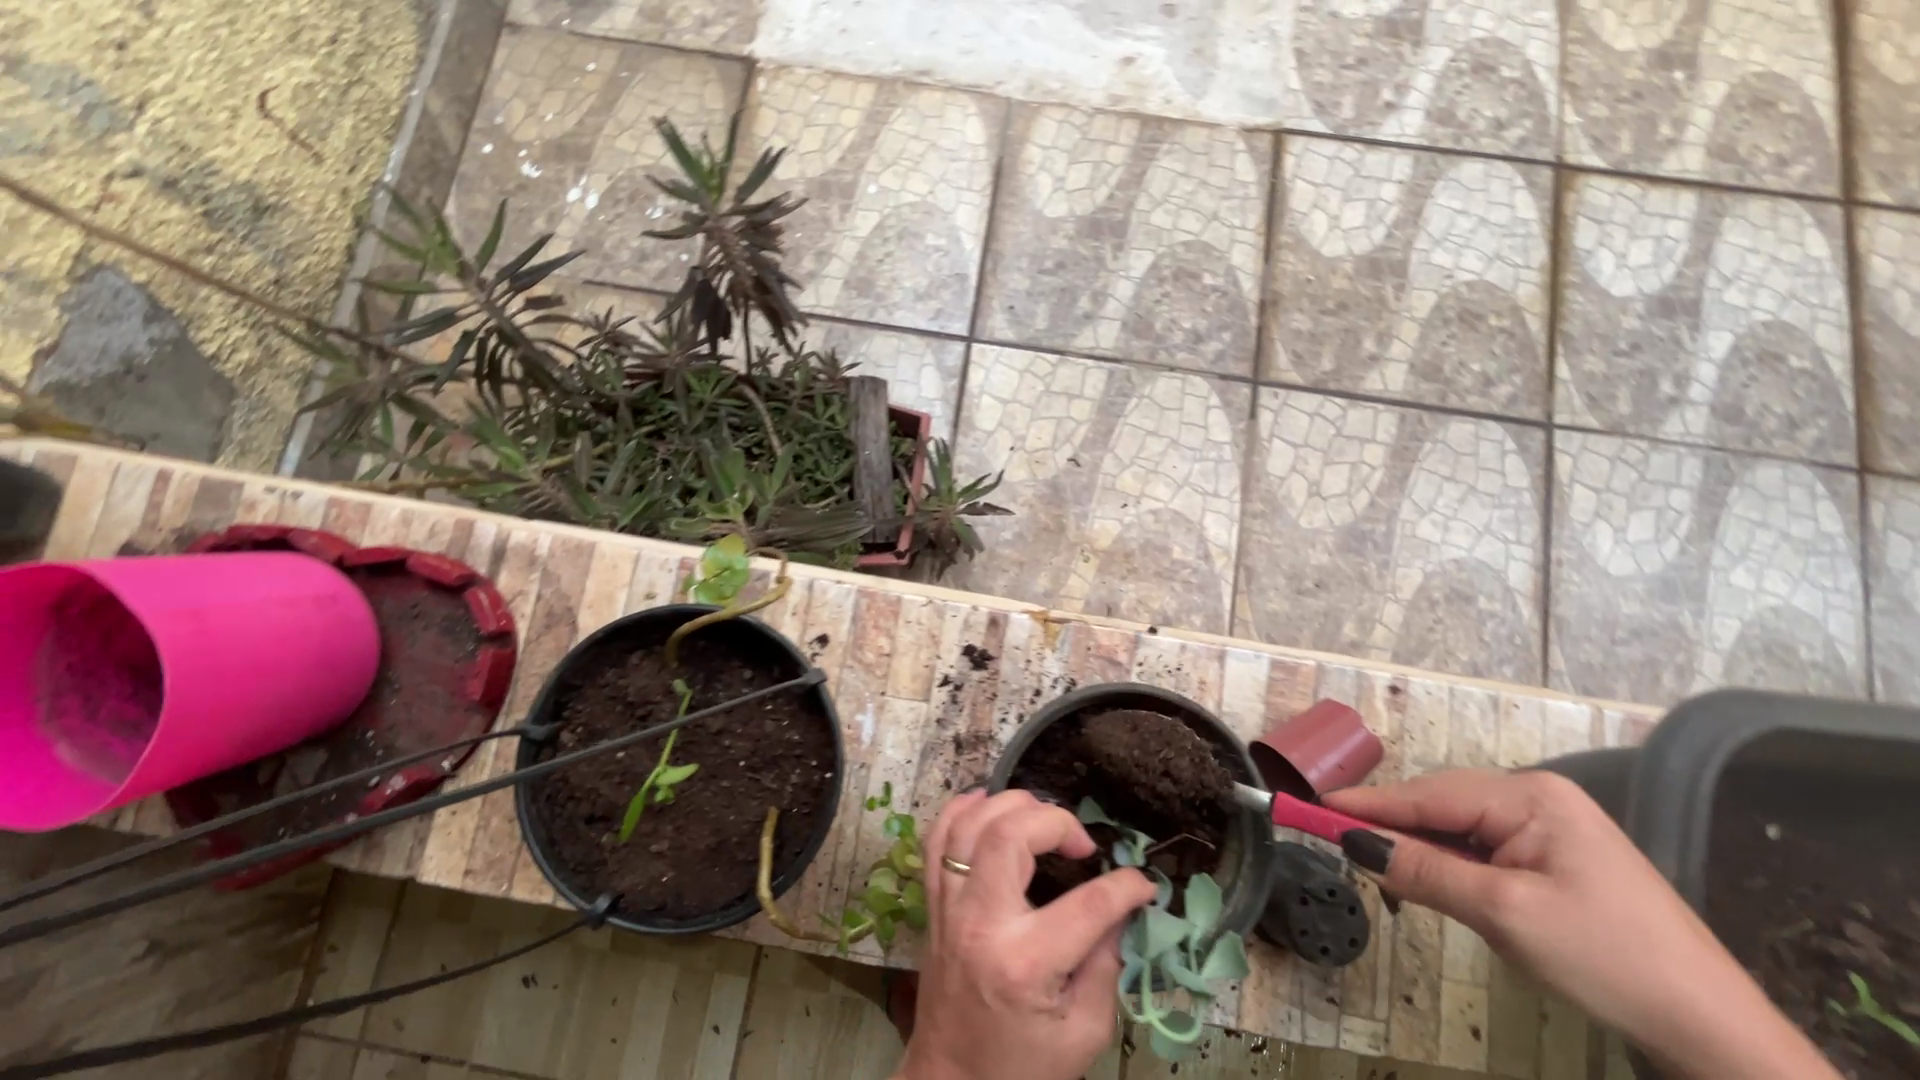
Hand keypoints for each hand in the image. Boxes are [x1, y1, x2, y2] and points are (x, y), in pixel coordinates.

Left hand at [893, 790, 1156, 1079]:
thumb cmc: (1022, 1066)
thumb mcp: (1084, 1032)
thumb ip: (1106, 965)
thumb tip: (1121, 909)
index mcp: (1023, 964)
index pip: (1086, 904)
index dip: (1126, 886)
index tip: (1142, 884)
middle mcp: (979, 924)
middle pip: (1008, 836)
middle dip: (1055, 821)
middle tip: (1082, 844)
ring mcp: (948, 910)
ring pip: (967, 826)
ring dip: (1009, 805)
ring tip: (1042, 820)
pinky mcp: (933, 906)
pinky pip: (936, 839)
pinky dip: (962, 810)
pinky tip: (991, 806)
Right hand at [1325, 769, 1842, 1079]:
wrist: (1707, 1023)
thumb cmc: (1605, 957)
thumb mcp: (1503, 913)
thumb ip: (1425, 870)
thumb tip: (1356, 842)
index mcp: (1529, 796)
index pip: (1426, 794)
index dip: (1365, 804)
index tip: (1308, 806)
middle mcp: (1537, 797)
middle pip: (1440, 805)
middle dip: (1391, 825)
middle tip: (1333, 842)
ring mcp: (1550, 827)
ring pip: (1458, 828)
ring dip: (1419, 847)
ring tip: (1373, 864)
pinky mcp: (1555, 859)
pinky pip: (1483, 848)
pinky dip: (1449, 863)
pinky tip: (1430, 879)